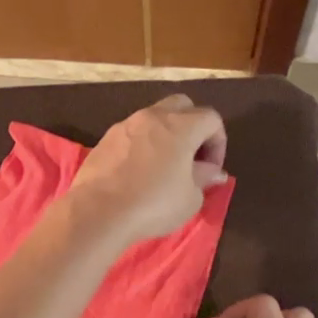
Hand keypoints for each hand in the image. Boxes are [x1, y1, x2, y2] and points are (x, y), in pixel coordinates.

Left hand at [68, 95, 226, 243]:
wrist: (99, 211)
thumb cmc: (154, 204)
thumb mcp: (191, 198)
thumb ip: (204, 178)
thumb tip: (213, 171)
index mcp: (181, 126)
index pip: (211, 118)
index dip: (218, 143)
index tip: (211, 170)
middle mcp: (154, 117)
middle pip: (183, 105)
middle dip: (193, 127)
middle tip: (192, 157)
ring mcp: (126, 125)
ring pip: (154, 117)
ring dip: (166, 135)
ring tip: (165, 166)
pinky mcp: (106, 138)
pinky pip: (133, 133)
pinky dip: (143, 145)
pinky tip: (139, 172)